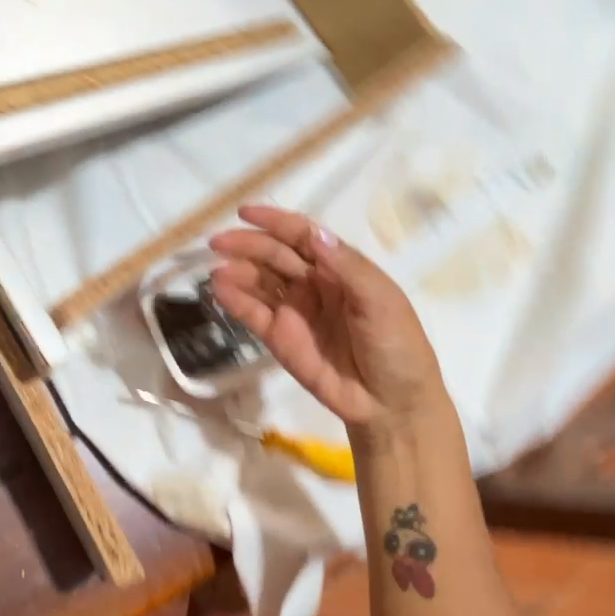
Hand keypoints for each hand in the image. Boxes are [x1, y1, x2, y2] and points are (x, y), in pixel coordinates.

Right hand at [208, 206, 441, 427]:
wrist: (391, 403)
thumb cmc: (397, 346)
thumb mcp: (381, 301)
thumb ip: (347, 267)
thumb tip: (314, 234)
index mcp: (341, 268)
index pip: (302, 236)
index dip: (275, 222)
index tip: (245, 212)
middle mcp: (313, 284)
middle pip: (274, 256)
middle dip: (247, 245)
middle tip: (218, 242)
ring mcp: (293, 311)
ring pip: (259, 282)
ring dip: (237, 272)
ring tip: (217, 271)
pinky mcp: (278, 337)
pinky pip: (252, 313)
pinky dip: (234, 301)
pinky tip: (219, 290)